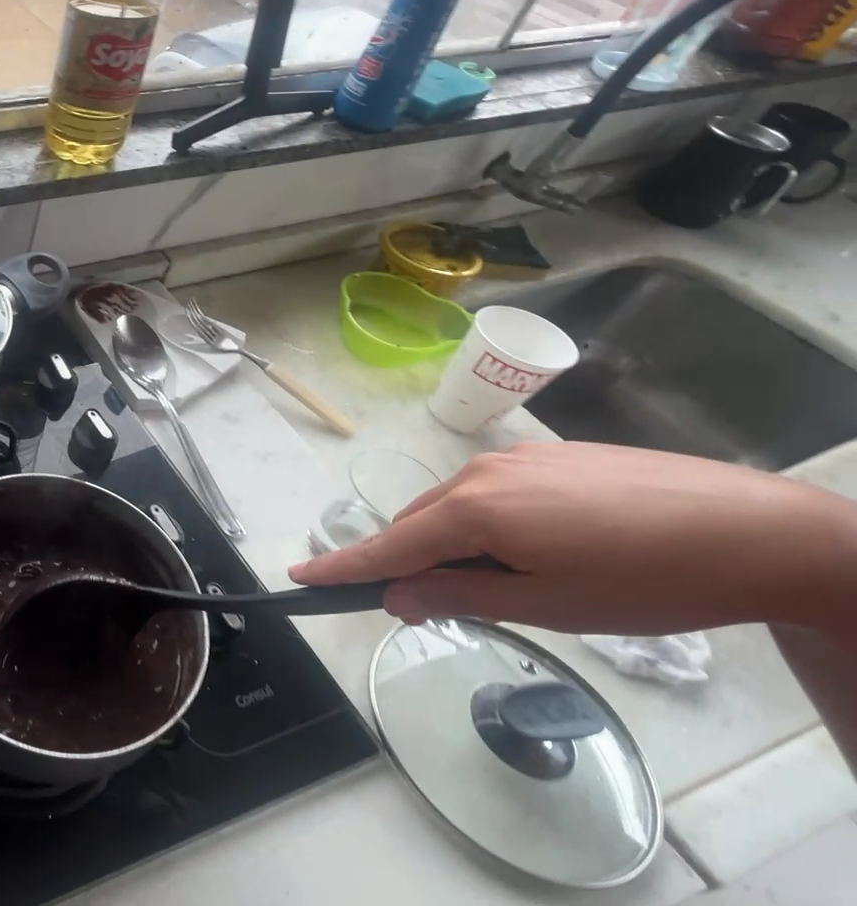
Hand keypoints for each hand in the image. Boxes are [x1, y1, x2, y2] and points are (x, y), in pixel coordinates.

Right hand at [289, 442, 856, 639]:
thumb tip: (396, 596)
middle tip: (427, 604)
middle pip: (419, 522)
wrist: (761, 532)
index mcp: (475, 510)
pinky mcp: (553, 454)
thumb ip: (458, 596)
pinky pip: (493, 489)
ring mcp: (519, 456)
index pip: (389, 545)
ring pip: (456, 504)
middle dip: (409, 560)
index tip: (296, 574)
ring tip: (505, 580)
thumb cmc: (646, 581)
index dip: (342, 565)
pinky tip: (540, 545)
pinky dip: (488, 520)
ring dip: (454, 541)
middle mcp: (482, 471)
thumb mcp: (546, 605)